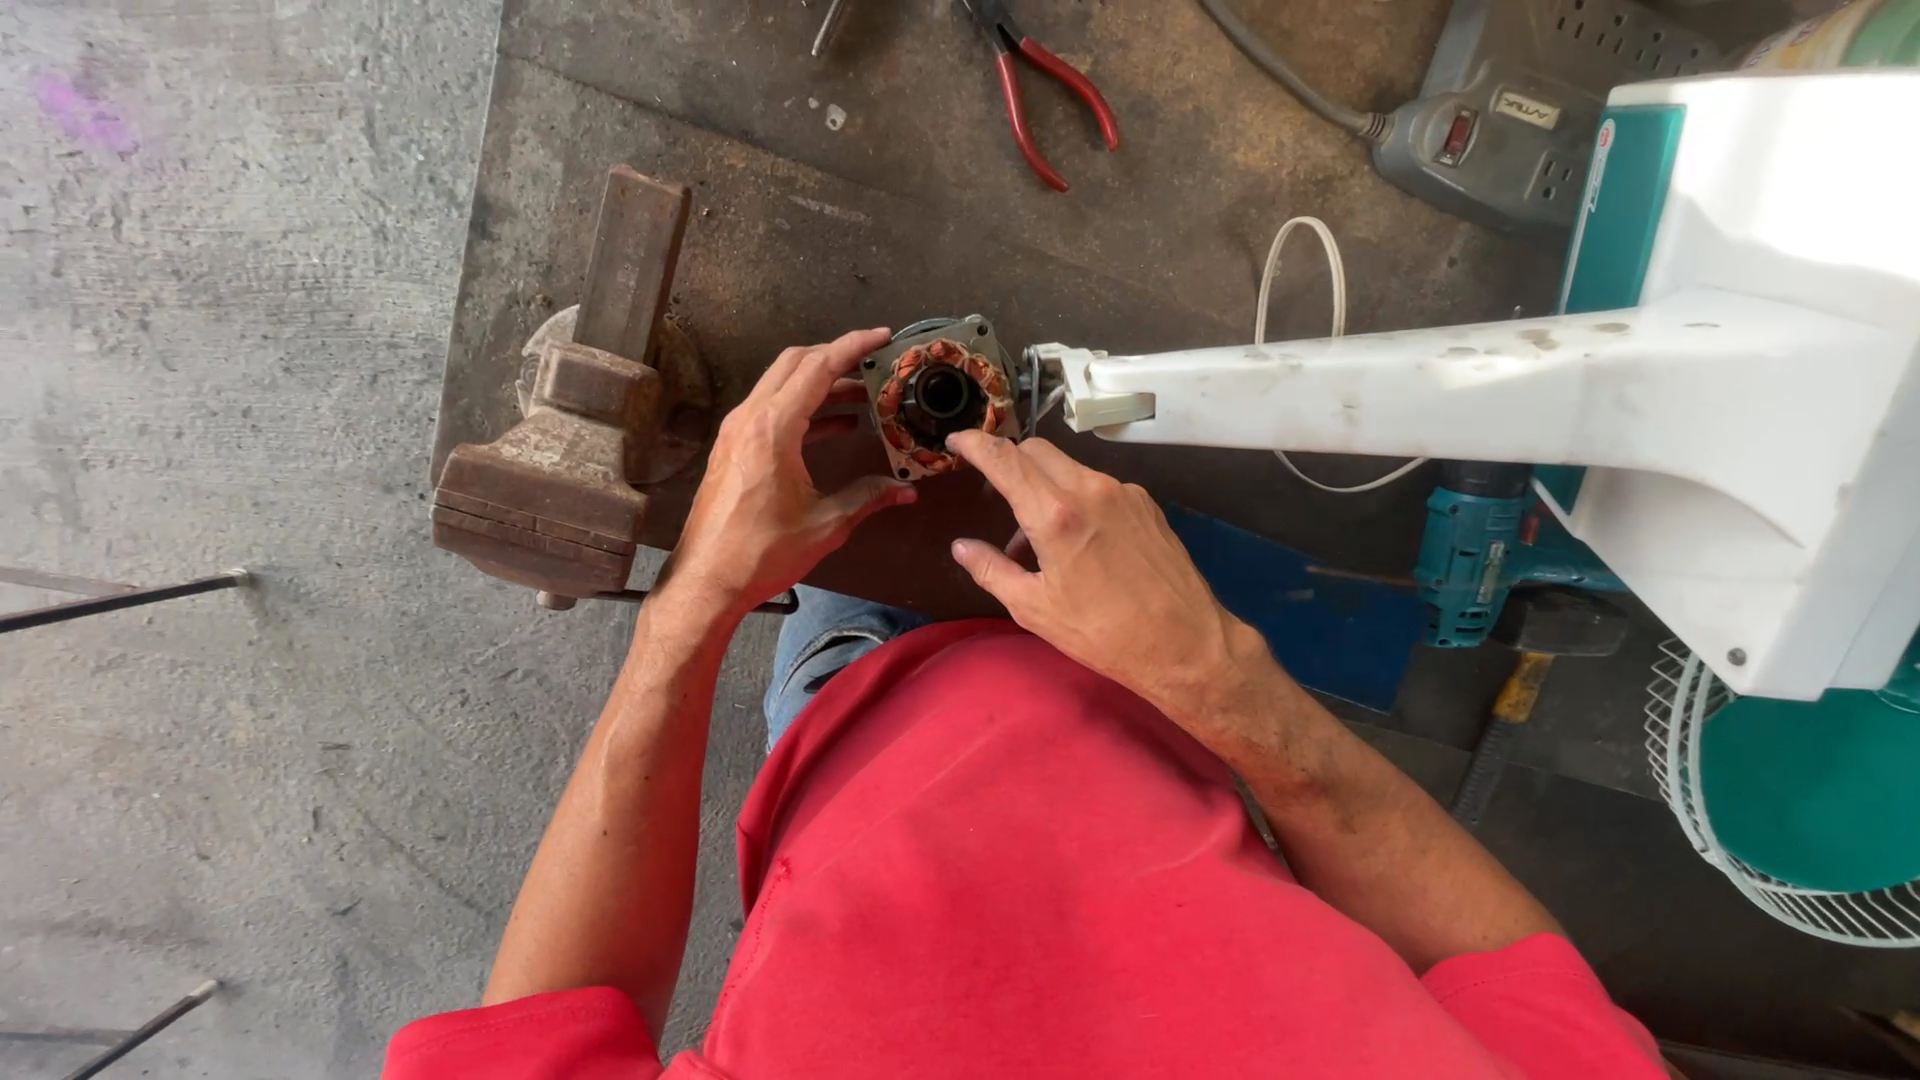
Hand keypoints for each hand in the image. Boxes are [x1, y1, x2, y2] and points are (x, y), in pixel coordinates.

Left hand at [662, 328, 915, 619]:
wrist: (707, 580)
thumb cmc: (763, 552)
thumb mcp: (825, 523)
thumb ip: (868, 497)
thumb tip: (906, 492)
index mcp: (774, 428)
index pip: (818, 368)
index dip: (853, 347)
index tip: (883, 337)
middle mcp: (750, 418)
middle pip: (795, 364)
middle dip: (836, 356)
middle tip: (874, 362)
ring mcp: (737, 432)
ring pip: (781, 384)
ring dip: (820, 383)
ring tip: (863, 395)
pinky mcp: (733, 448)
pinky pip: (772, 410)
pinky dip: (804, 407)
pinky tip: (834, 425)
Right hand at [946, 431, 1276, 737]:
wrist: (1185, 644)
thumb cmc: (1102, 633)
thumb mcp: (1034, 608)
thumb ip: (991, 570)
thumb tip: (962, 547)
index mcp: (1055, 515)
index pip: (1004, 459)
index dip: (973, 444)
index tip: (956, 442)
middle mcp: (1090, 489)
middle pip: (1036, 450)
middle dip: (1009, 461)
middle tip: (997, 496)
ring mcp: (1123, 492)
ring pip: (1069, 467)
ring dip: (1044, 484)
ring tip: (1040, 537)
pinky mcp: (1146, 503)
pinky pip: (1098, 485)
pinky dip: (1077, 498)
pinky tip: (1081, 540)